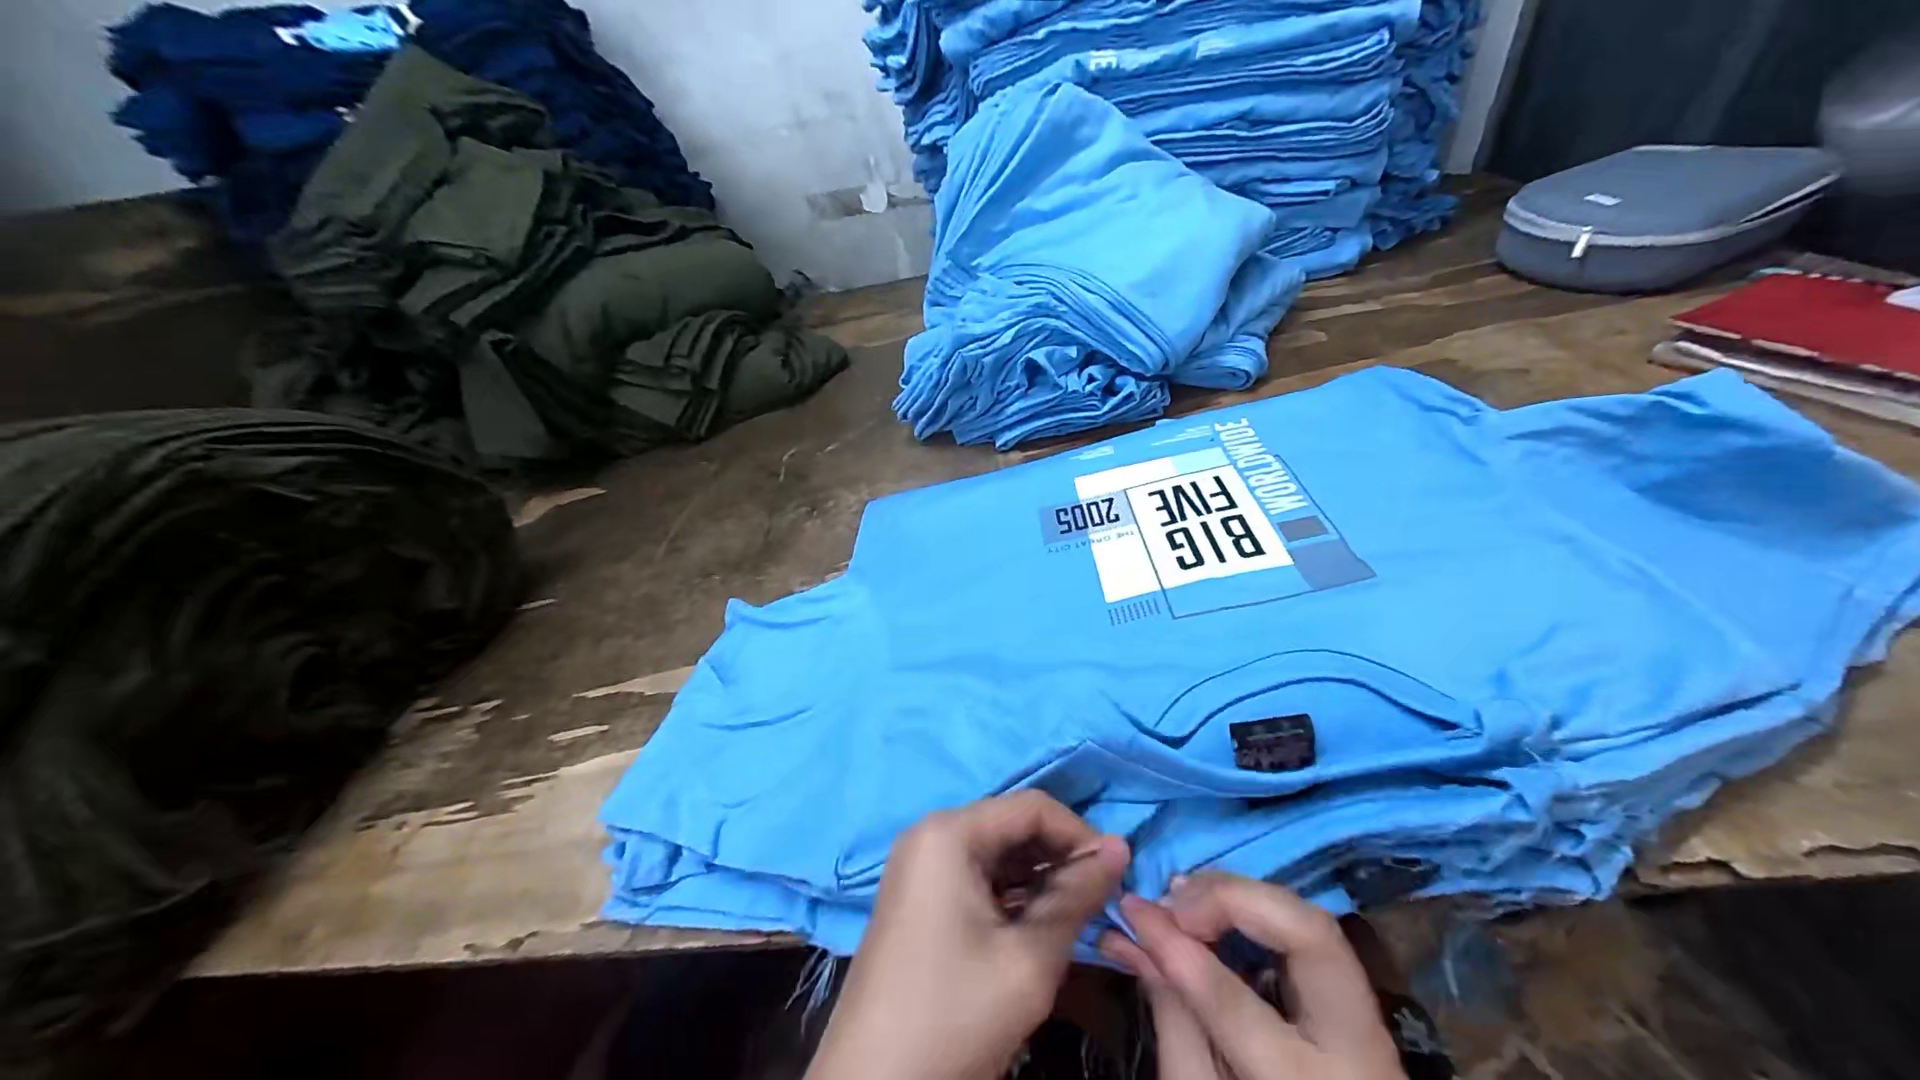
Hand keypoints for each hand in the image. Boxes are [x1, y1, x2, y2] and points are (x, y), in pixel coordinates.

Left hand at [805, 792, 1129, 1079]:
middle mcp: (930, 835)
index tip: (1117, 874)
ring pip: (997, 853)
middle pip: (1012, 826)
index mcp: (949, 833)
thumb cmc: (956, 1012)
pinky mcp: (920, 897)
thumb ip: (1078, 895)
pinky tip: (1039, 924)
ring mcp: (920, 867)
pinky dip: (1012, 894)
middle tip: (1101, 897)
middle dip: (1060, 856)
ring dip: (1040, 878)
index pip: (1032, 807)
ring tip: (1077, 914)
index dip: (1080, 834)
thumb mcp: (1030, 956)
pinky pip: (977, 877)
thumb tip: (1121, 847)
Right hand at [1099, 873, 1405, 1079]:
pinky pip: (1308, 935)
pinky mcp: (1359, 1006)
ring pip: (1313, 922)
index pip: (1232, 1001)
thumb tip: (1136, 937)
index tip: (1133, 910)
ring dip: (1241, 896)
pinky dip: (1256, 910)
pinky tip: (1214, 908)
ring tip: (1183, 897)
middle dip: (1234, 898)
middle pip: (1310, 934)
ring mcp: (1370, 1024)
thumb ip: (1171, 1016)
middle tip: (1174, 898)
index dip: (1175, 947)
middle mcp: (1359, 1050)